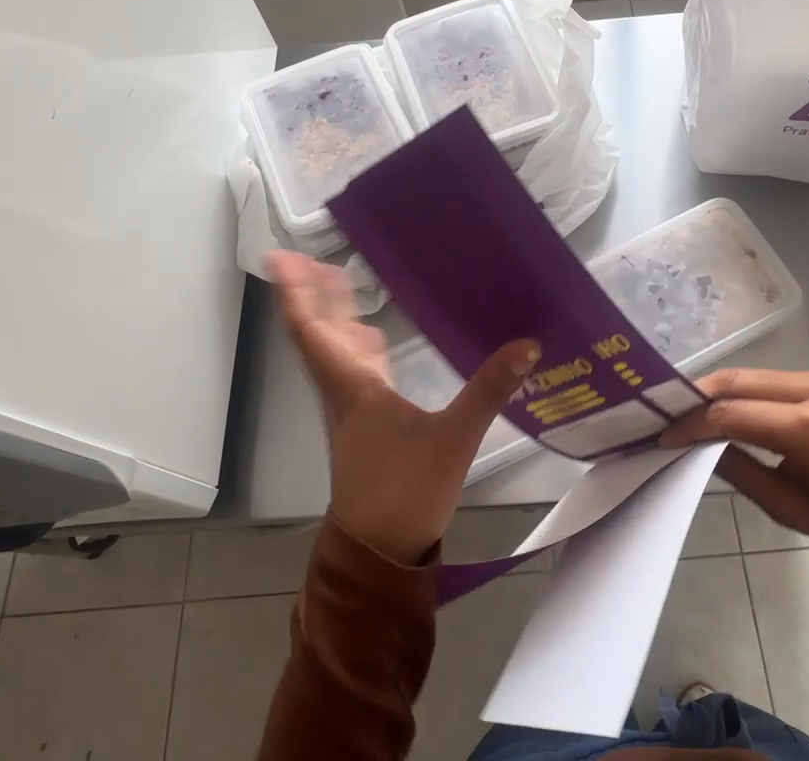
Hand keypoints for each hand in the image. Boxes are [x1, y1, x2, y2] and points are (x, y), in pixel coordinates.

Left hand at [267, 251, 537, 564]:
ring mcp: (350, 413)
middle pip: (318, 336)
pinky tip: (372, 342)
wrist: (380, 551)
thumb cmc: (405, 491)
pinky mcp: (364, 429)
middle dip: (315, 297)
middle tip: (317, 260)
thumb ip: (489, 391)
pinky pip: (352, 375)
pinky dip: (356, 350)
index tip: (281, 257)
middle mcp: (342, 394)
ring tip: (339, 287)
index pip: (313, 331)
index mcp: (352, 389)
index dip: (297, 293)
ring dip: (332, 320)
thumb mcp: (453, 438)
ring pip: (333, 355)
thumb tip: (528, 345)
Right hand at [660, 368, 808, 550]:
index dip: (690, 424)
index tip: (662, 437)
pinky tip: (721, 407)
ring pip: (748, 375)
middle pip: (734, 381)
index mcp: (805, 429)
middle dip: (694, 397)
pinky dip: (738, 390)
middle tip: (664, 415)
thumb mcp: (789, 507)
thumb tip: (701, 447)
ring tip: (685, 411)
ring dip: (714, 390)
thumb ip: (741, 471)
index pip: (729, 414)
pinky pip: (767, 378)